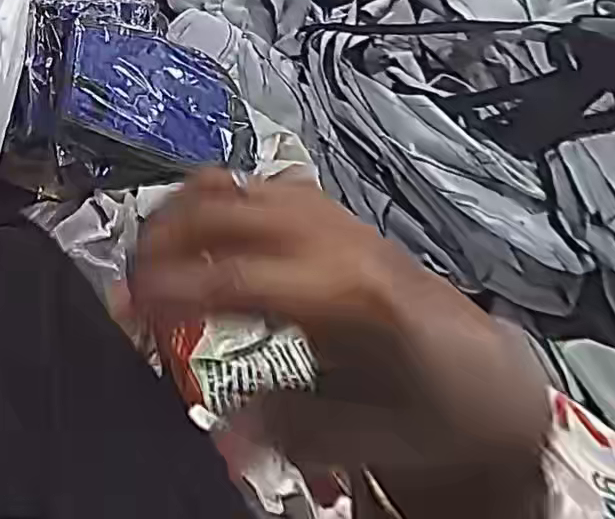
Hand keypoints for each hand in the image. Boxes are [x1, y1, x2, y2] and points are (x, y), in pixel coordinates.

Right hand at [133, 175, 548, 482]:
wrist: (482, 365)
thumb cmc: (434, 403)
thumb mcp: (370, 435)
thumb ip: (285, 425)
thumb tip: (218, 424)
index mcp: (347, 291)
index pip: (235, 278)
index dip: (173, 288)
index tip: (133, 304)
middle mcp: (329, 235)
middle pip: (218, 214)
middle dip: (160, 242)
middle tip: (132, 281)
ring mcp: (320, 209)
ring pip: (225, 185)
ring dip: (175, 213)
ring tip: (150, 250)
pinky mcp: (312, 202)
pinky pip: (242, 179)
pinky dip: (202, 197)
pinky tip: (189, 225)